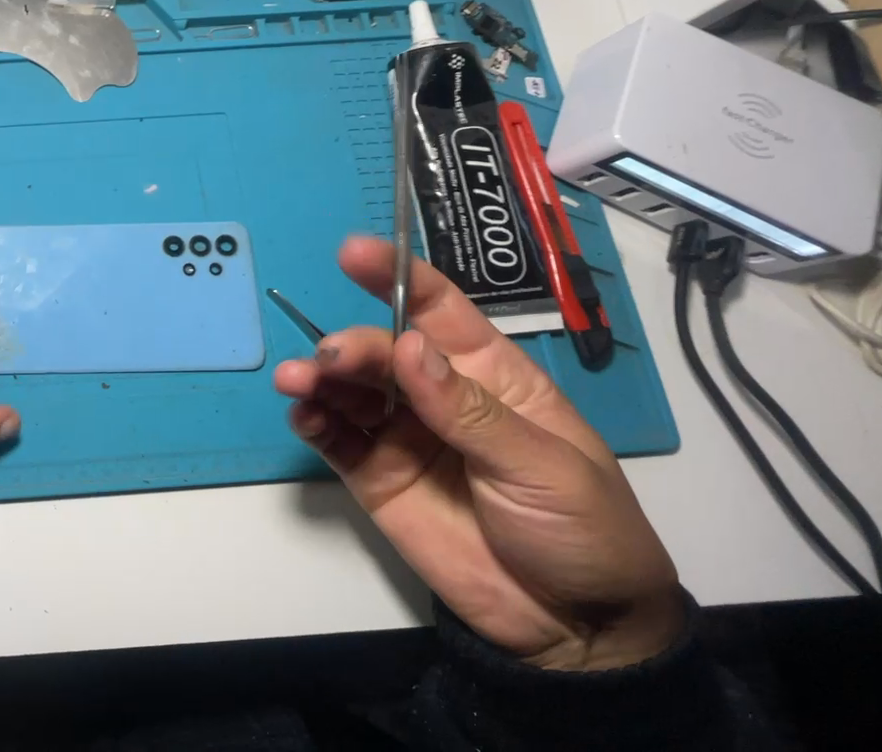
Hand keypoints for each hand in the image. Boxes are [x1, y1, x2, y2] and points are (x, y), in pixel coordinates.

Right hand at [275, 237, 681, 671]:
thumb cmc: (583, 531)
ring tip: (298, 382)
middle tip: (331, 359)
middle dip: (352, 344)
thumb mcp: (543, 467)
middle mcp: (435, 394)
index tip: (353, 254)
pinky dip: (312, 420)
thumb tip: (407, 347)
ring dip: (318, 378)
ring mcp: (399, 433)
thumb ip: (468, 410)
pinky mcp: (372, 473)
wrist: (573, 627)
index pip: (438, 311)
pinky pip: (333, 436)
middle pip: (382, 350)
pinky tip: (304, 415)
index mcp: (489, 377)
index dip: (396, 277)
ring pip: (348, 388)